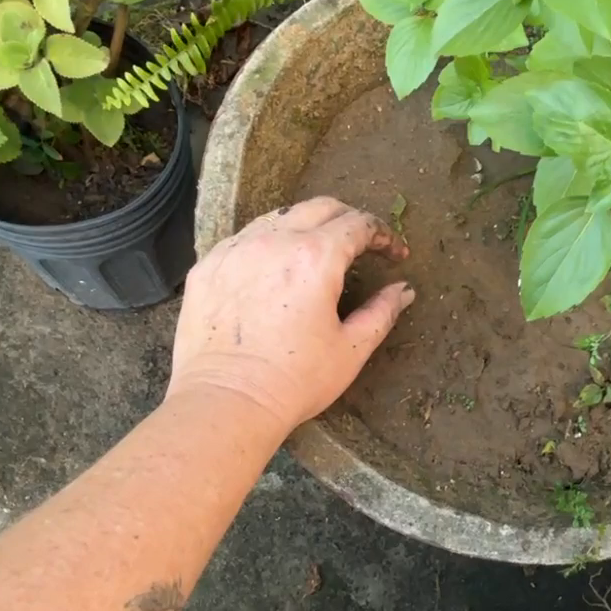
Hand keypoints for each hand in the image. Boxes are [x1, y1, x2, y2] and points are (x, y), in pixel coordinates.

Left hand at [167, 197, 413, 430]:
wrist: (226, 403)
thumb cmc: (295, 381)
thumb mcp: (351, 349)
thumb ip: (382, 312)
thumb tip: (403, 290)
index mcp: (315, 258)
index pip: (358, 224)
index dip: (383, 236)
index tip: (394, 254)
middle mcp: (273, 241)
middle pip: (319, 207)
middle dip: (347, 220)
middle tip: (361, 246)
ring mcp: (235, 250)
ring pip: (278, 217)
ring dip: (306, 228)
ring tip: (316, 256)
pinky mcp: (207, 266)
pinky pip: (243, 239)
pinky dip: (267, 245)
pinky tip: (274, 272)